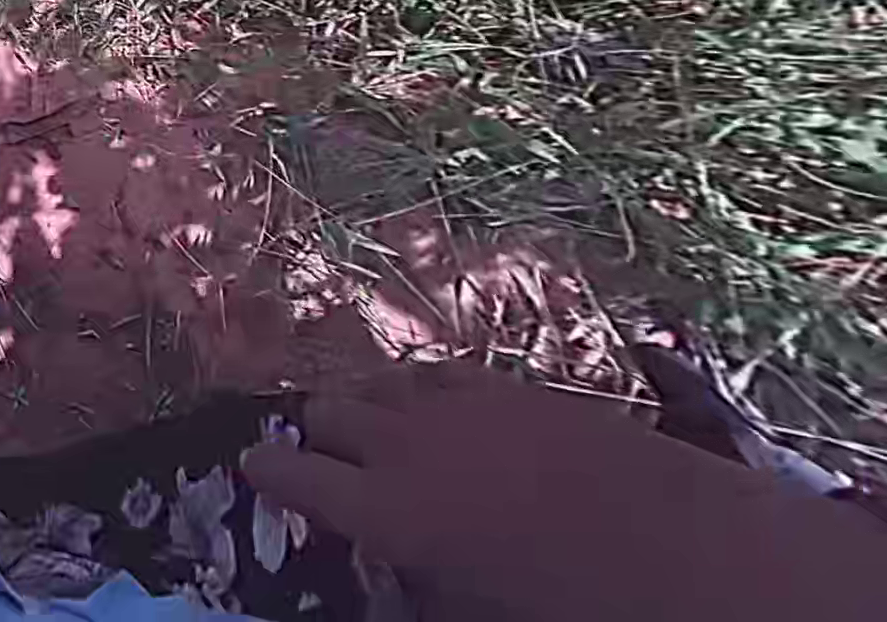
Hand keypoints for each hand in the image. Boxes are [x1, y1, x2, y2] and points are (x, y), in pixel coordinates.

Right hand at [240, 363, 886, 621]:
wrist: (716, 563)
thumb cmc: (589, 610)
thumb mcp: (479, 608)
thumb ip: (412, 574)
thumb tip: (381, 556)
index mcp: (392, 510)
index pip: (289, 473)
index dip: (265, 468)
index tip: (254, 465)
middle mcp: (401, 444)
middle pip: (321, 412)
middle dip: (318, 435)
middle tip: (338, 459)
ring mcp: (448, 404)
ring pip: (369, 383)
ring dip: (369, 409)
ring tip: (392, 434)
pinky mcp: (495, 383)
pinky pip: (429, 373)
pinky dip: (422, 393)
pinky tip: (445, 415)